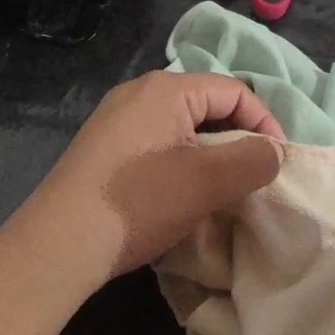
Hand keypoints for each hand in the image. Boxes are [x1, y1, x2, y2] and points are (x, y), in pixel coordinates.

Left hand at [7, 72, 285, 283]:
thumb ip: (252, 160)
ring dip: (209, 156)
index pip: (234, 91)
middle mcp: (138, 93)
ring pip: (182, 128)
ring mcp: (115, 121)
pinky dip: (180, 164)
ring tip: (220, 192)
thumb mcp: (207, 182)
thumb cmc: (138, 203)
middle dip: (236, 140)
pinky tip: (180, 198)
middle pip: (207, 106)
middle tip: (252, 179)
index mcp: (165, 89)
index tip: (277, 164)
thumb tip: (274, 152)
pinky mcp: (103, 149)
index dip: (264, 123)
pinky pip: (157, 144)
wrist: (57, 245)